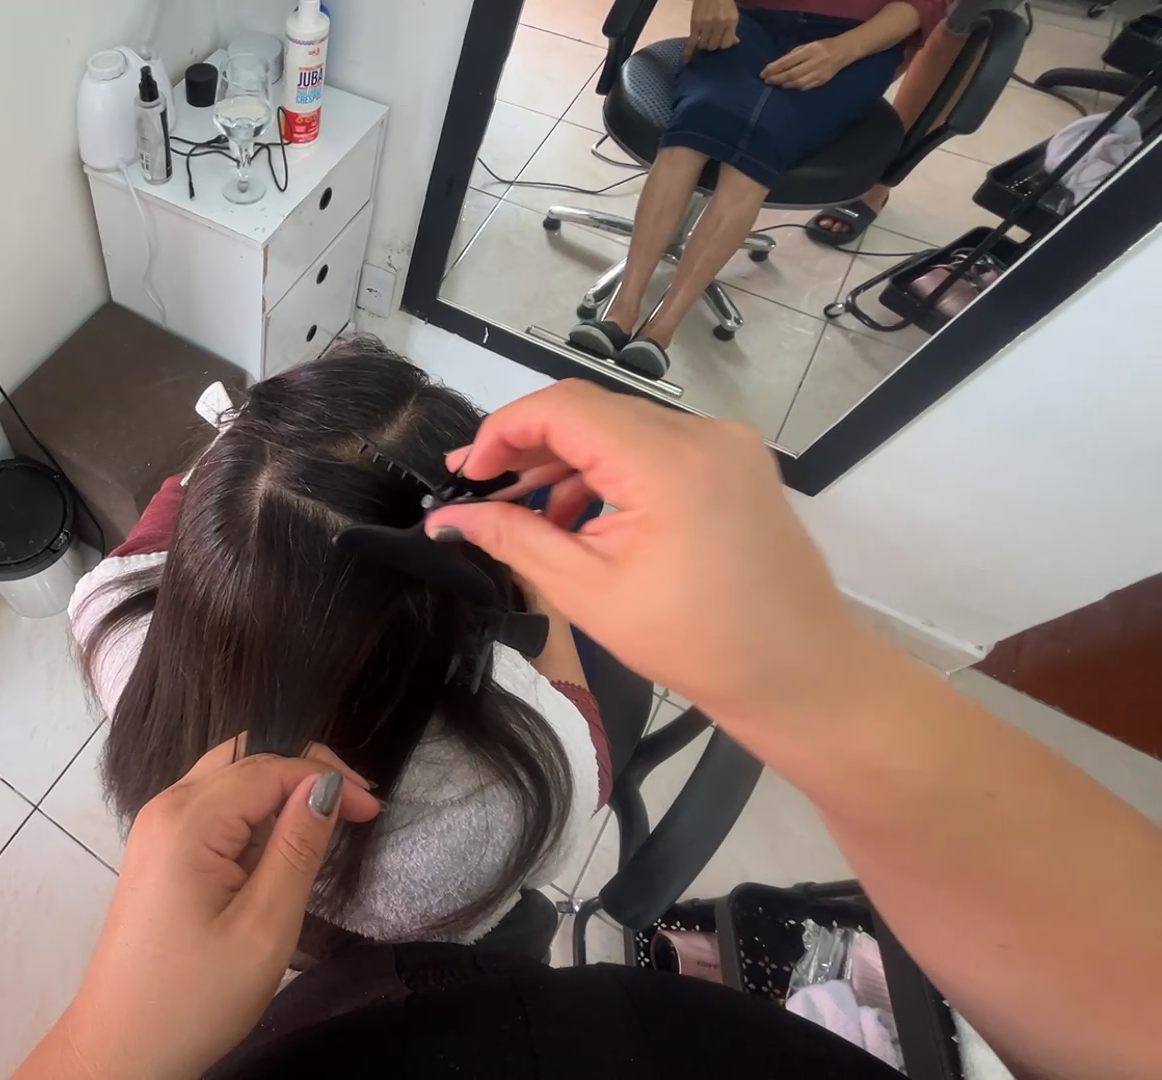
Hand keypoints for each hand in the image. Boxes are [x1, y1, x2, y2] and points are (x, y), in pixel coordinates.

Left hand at [19, 739, 378, 1079]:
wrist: (120, 1048)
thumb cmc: (194, 998)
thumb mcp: (263, 928)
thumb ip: (296, 848)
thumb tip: (323, 785)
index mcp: (188, 819)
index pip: (268, 766)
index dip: (323, 775)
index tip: (372, 808)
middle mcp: (167, 805)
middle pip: (244, 757)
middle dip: (302, 769)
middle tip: (353, 805)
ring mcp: (158, 824)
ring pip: (228, 776)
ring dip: (278, 788)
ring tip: (324, 821)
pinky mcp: (159, 847)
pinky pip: (213, 805)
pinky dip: (253, 810)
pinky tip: (279, 841)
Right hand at [426, 380, 869, 723]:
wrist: (799, 674)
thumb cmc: (692, 640)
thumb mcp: (583, 589)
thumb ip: (510, 537)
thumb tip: (444, 519)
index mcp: (667, 462)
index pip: (561, 408)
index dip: (500, 432)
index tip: (465, 476)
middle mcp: (702, 434)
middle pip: (586, 412)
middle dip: (523, 448)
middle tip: (477, 490)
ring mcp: (721, 445)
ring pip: (613, 429)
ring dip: (559, 463)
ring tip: (520, 514)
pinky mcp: (728, 463)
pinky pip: (645, 449)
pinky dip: (599, 474)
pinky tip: (574, 519)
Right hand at [685, 0, 740, 59]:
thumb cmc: (723, 3)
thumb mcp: (732, 14)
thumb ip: (732, 29)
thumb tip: (735, 43)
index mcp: (731, 21)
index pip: (726, 44)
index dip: (722, 45)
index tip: (720, 42)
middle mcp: (719, 24)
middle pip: (713, 46)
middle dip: (711, 45)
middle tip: (710, 40)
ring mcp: (706, 25)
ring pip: (702, 45)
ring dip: (702, 44)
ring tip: (702, 38)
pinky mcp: (695, 25)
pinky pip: (691, 43)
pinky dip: (688, 53)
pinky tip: (687, 60)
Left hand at [762, 38, 858, 88]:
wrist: (846, 50)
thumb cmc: (822, 47)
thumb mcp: (807, 46)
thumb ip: (790, 56)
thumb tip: (771, 67)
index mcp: (812, 49)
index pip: (788, 62)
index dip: (773, 69)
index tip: (763, 74)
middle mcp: (816, 61)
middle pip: (791, 74)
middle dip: (776, 79)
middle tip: (766, 80)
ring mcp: (820, 72)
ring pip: (796, 83)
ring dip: (783, 84)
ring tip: (776, 83)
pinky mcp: (822, 81)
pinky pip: (804, 87)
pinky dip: (794, 87)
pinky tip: (788, 85)